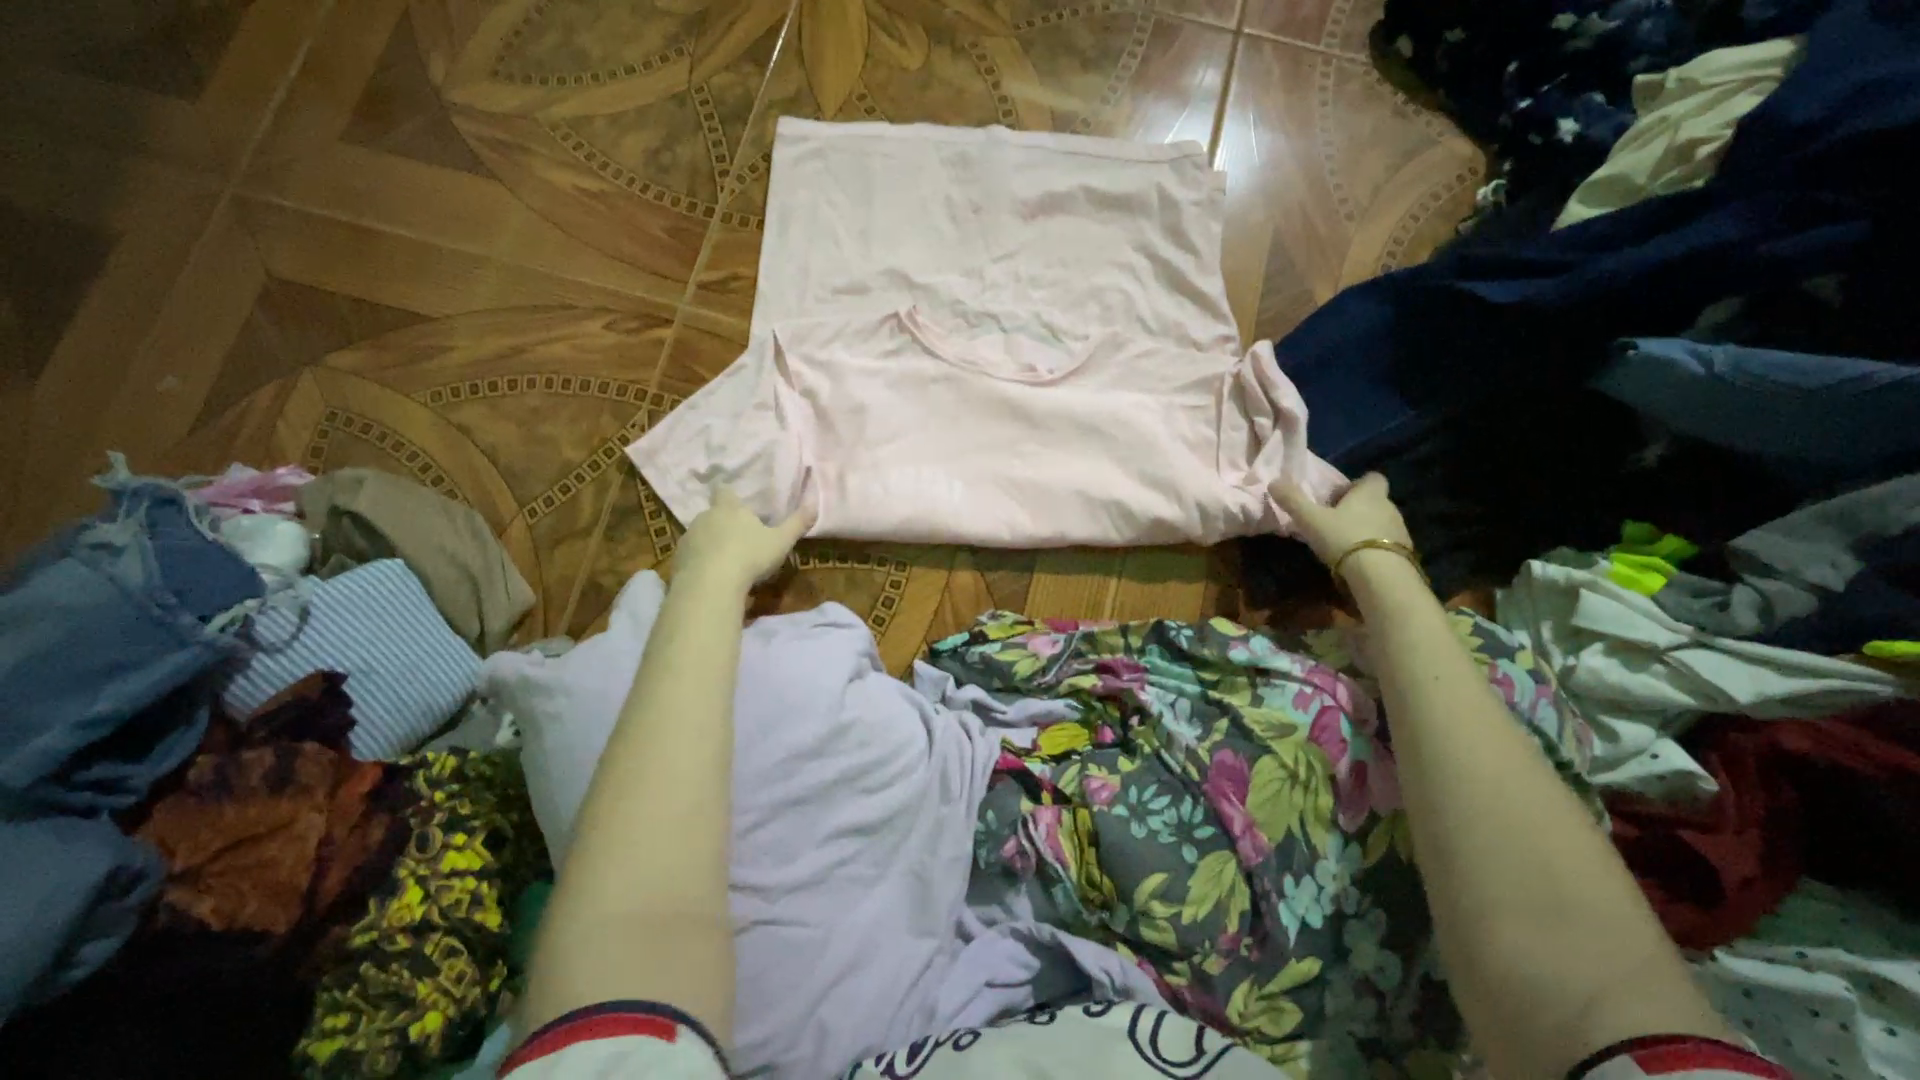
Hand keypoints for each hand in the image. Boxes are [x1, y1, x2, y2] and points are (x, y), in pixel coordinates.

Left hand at [673, 487, 814, 591]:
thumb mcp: (781, 541)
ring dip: (710, 544)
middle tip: (738, 539)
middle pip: (712, 514)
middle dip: (723, 524)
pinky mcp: (677, 559)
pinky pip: (691, 556)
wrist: (710, 584)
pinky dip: (700, 562)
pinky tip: (711, 577)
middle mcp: (705, 517)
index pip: (724, 491)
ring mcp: (688, 537)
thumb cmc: (749, 557)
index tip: (733, 499)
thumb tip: (815, 504)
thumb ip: (797, 523)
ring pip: (700, 535)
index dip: (728, 494)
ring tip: (725, 562)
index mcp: (729, 508)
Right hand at [1271, 473, 1412, 567]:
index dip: (1355, 486)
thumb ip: (1293, 500)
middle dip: (1357, 509)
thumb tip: (1273, 481)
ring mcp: (1400, 530)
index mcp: (1369, 493)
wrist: (1379, 574)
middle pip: (1375, 501)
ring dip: (1366, 529)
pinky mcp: (1405, 552)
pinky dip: (1375, 548)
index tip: (1336, 499)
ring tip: (1345, 546)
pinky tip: (1360, 562)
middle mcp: (1389, 506)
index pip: (1371, 478)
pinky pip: (1388, 544)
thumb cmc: (1343, 538)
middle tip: (1334, 524)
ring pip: (1381, 523)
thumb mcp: (1310, 519)